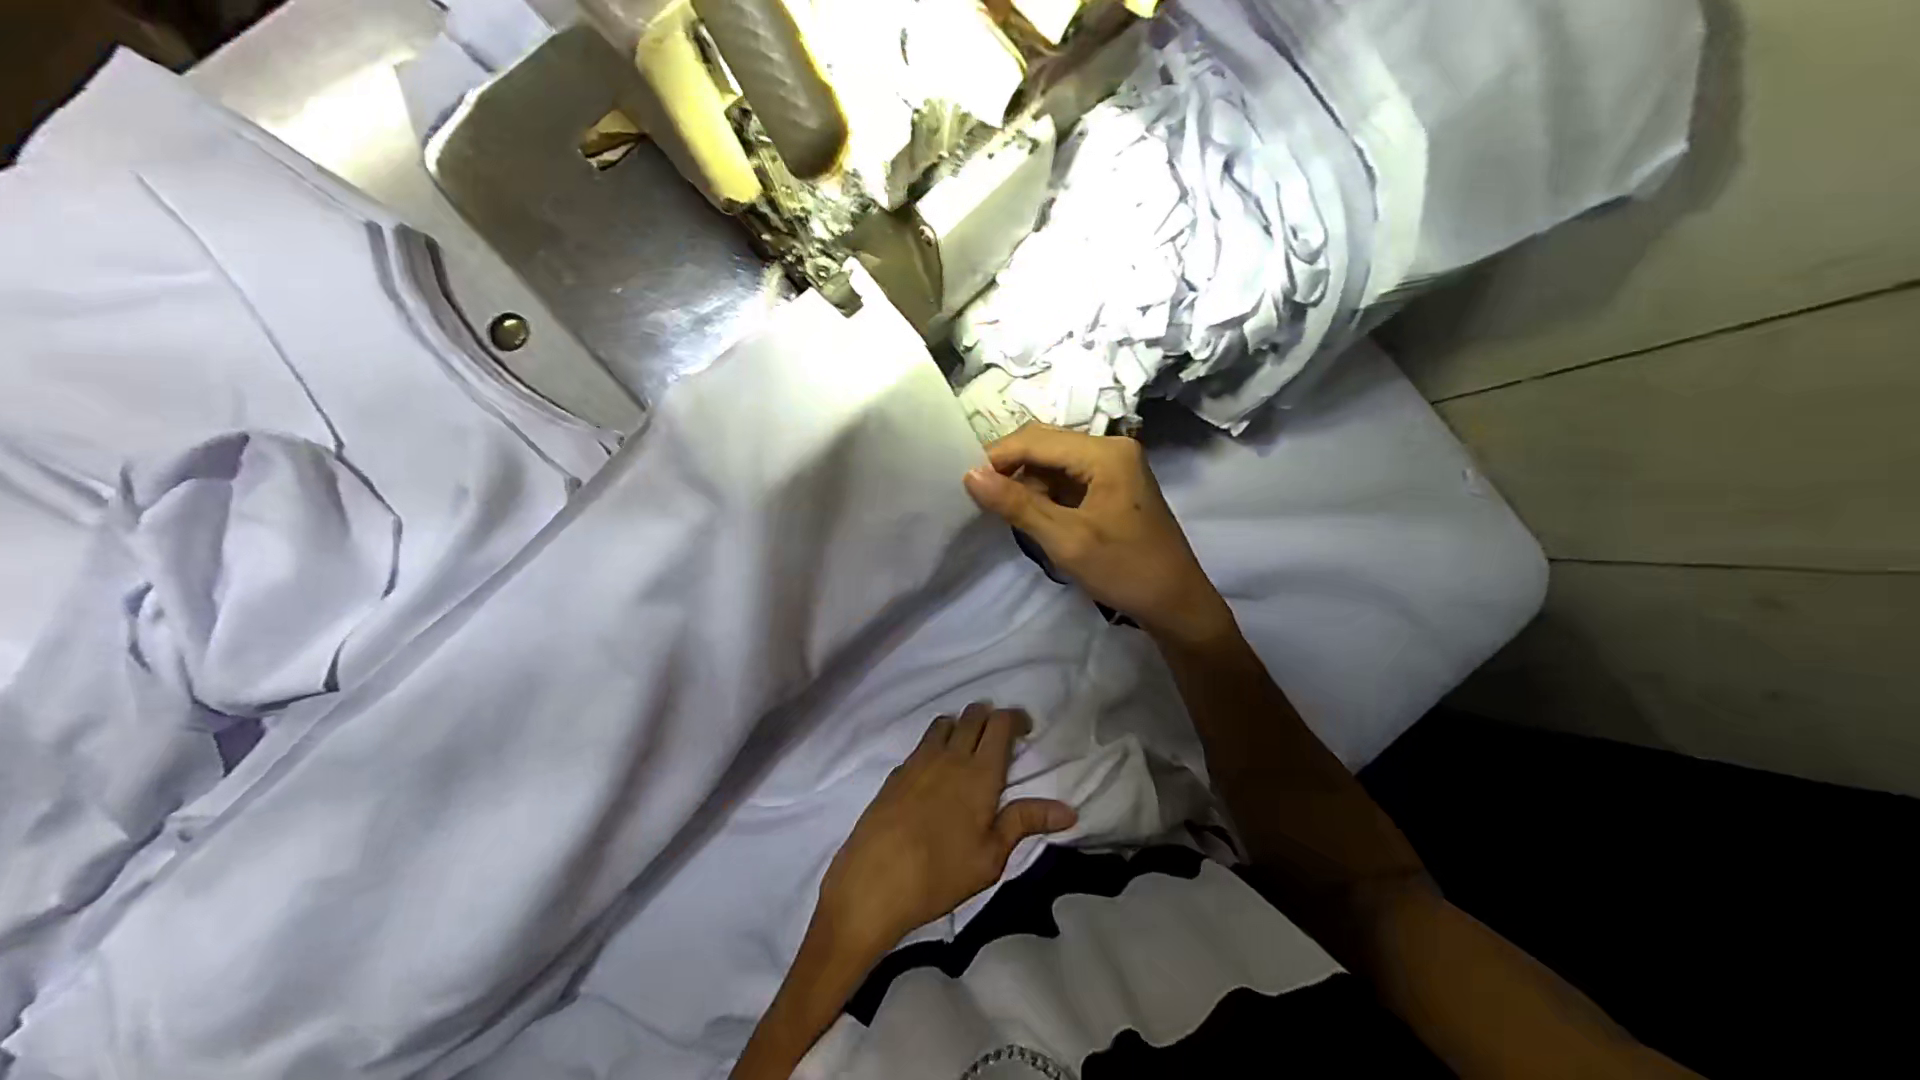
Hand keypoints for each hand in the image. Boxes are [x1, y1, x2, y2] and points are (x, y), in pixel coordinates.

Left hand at [814, 704, 1077, 954]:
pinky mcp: (895, 773)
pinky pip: (921, 743)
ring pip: (944, 723)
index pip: (1000, 723)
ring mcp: (918, 761)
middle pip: (973, 715)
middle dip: (990, 717)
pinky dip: (936, 744)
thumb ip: (1025, 822)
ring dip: (961, 725)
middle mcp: (950, 756)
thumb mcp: (991, 856)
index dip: (1015, 718)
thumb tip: (1069, 810)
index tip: (1025, 730)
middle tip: (1000, 738)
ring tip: (968, 748)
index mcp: (980, 773)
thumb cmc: (941, 874)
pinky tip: (936, 772)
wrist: (873, 883)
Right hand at [963, 422, 1235, 645]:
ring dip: (1026, 481)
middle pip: (1046, 444)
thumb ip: (1017, 504)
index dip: (998, 457)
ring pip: (1054, 462)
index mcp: (1105, 453)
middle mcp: (1111, 448)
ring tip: (1003, 510)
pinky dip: (1045, 492)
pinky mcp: (1113, 485)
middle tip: (980, 496)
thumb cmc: (1124, 570)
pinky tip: (1031, 514)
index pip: (1036, 440)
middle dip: (1011, 467)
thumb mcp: (1065, 540)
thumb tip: (970, 475)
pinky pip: (1068, 477)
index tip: (966, 483)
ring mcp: (1114, 466)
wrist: (1176, 603)